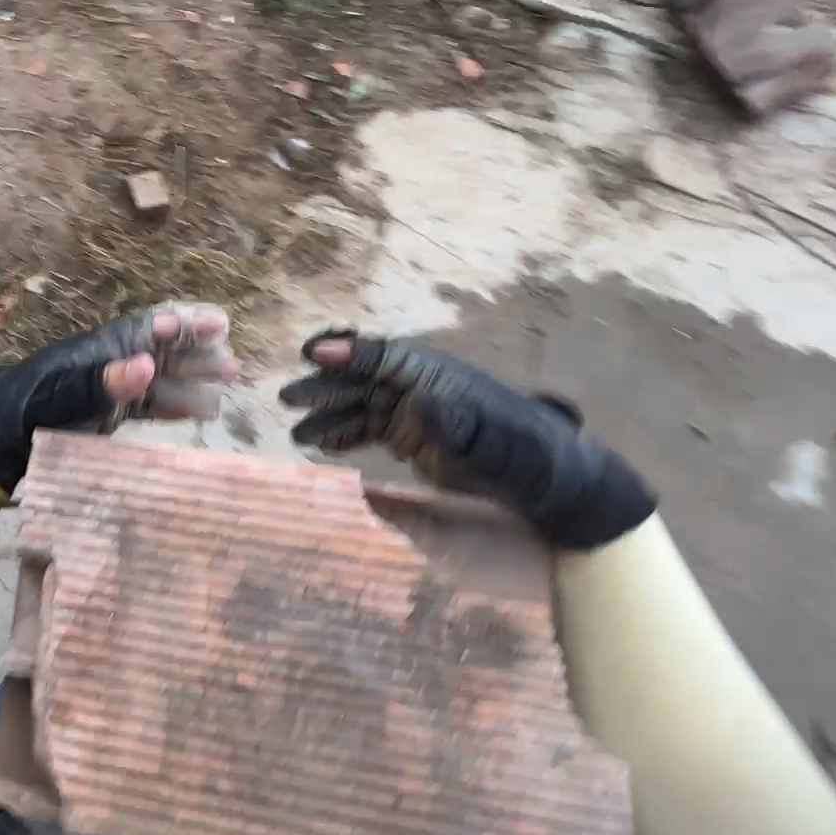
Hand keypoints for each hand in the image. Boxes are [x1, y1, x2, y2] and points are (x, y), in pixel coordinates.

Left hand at [0, 303, 240, 501]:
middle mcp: (109, 365)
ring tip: (228, 379)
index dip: (182, 324)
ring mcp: (109, 390)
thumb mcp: (66, 394)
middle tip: (233, 360)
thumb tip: (147, 364)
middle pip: (160, 352)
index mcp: (100, 350)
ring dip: (192, 379)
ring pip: (160, 380)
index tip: (218, 323)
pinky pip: (147, 407)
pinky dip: (173, 407)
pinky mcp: (108, 415)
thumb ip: (104, 381)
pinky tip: (200, 411)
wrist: (0, 437)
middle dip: (196, 352)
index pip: (147, 330)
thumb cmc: (31, 407)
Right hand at [276, 329, 653, 548]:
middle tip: (286, 398)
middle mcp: (417, 387)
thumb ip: (457, 422)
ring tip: (295, 434)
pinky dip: (340, 435)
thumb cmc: (525, 455)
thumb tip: (419, 400)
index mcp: (437, 377)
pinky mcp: (408, 435)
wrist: (548, 482)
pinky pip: (364, 428)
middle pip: (360, 379)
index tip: (311, 353)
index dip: (348, 352)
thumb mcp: (494, 440)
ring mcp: (410, 411)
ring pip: (356, 405)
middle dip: (322, 386)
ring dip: (324, 416)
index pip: (385, 356)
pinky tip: (319, 446)